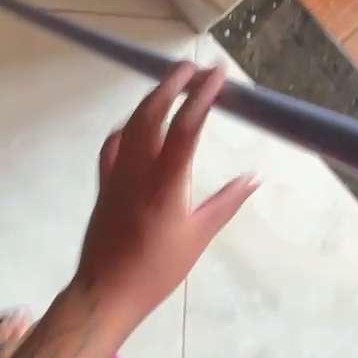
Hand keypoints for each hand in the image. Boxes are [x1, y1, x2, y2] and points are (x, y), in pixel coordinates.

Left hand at [74, 63, 257, 326]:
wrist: (106, 291)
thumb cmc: (157, 270)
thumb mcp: (198, 238)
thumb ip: (225, 204)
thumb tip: (254, 177)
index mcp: (166, 183)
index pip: (186, 127)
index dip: (203, 95)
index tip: (218, 74)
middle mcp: (137, 171)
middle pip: (152, 114)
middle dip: (171, 84)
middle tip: (191, 66)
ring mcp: (116, 175)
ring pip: (130, 125)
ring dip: (150, 100)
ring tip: (169, 86)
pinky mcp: (103, 185)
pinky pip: (112, 146)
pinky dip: (127, 128)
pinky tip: (136, 126)